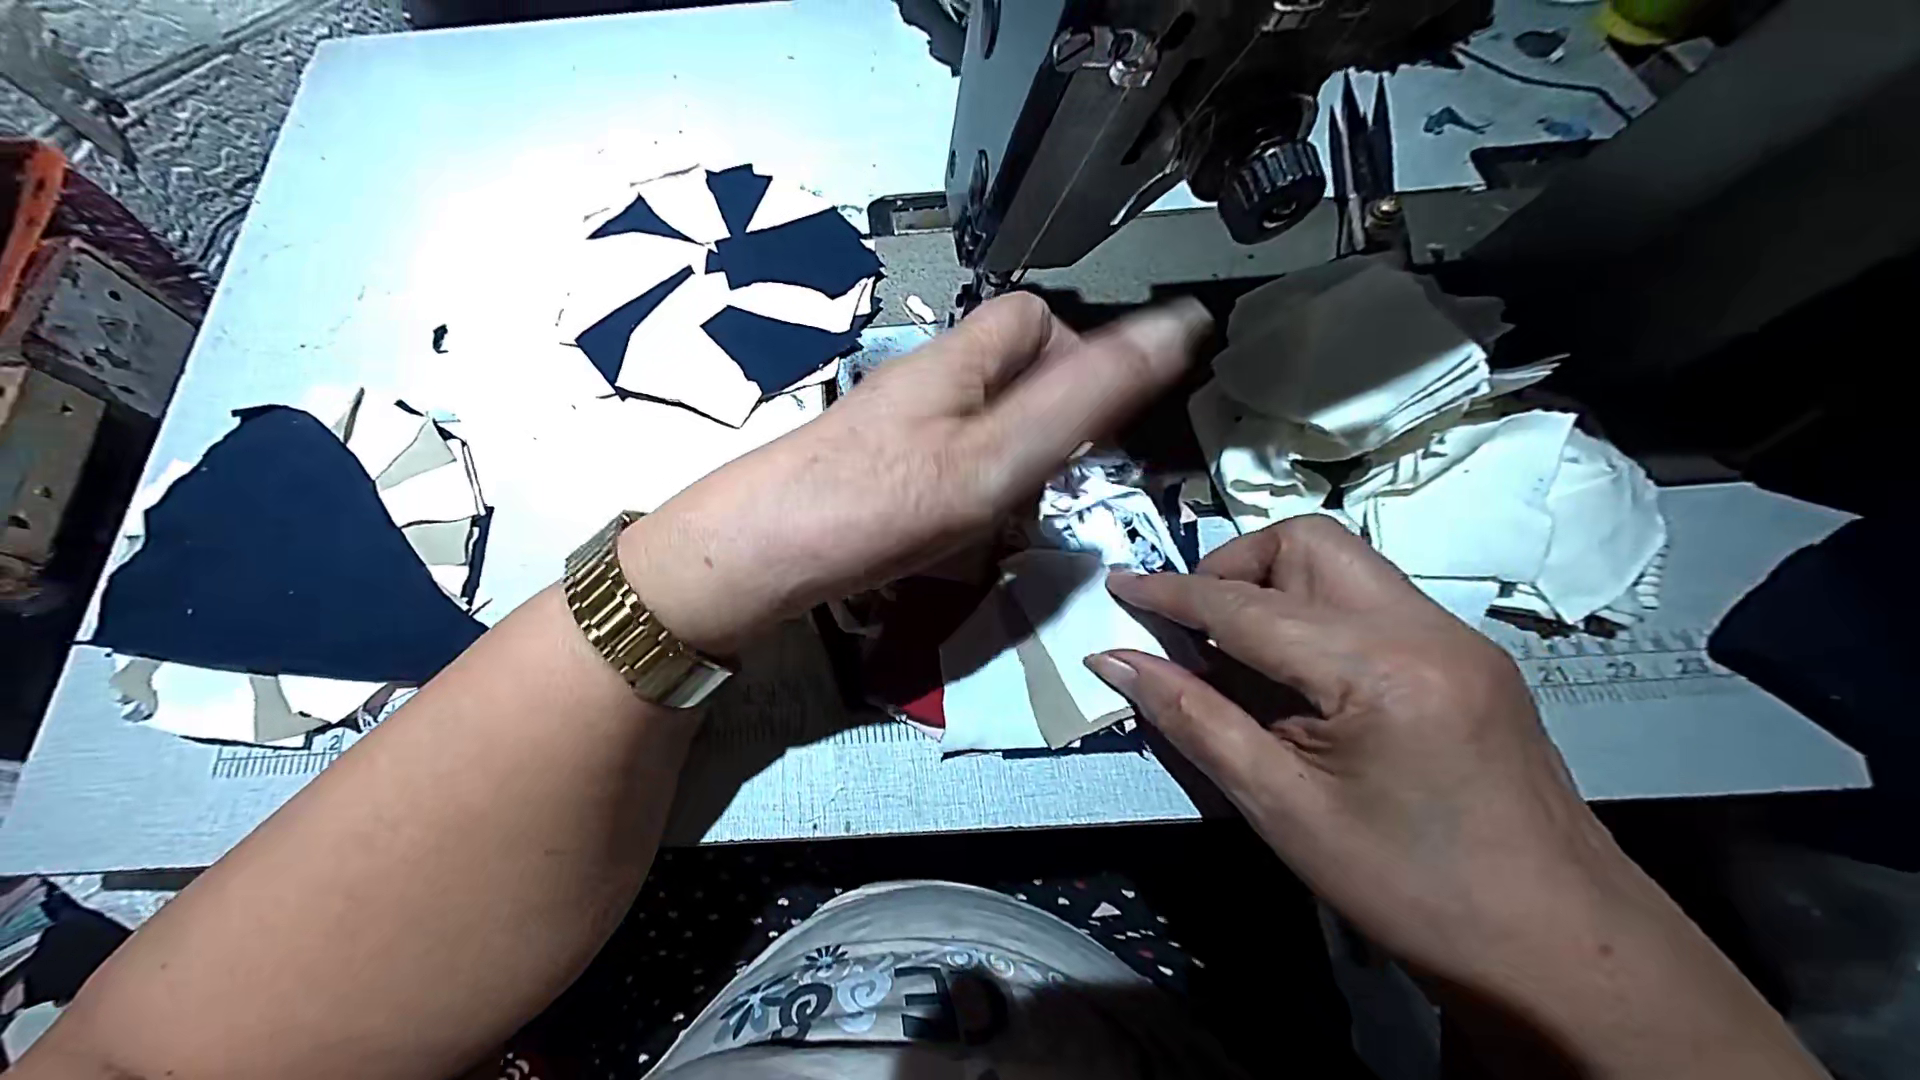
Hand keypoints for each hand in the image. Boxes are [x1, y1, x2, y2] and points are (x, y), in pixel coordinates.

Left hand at [619, 293, 1211, 655]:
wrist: (758, 556)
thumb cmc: (878, 503)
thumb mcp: (998, 455)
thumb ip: (1084, 397)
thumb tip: (1173, 333)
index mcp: (959, 359)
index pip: (1035, 316)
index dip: (1081, 348)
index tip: (1104, 413)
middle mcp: (927, 378)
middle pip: (1011, 367)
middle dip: (1051, 412)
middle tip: (1059, 473)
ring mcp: (897, 422)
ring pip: (983, 415)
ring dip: (1016, 454)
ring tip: (1015, 507)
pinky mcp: (878, 462)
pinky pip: (950, 454)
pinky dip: (976, 482)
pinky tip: (967, 524)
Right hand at [1090, 518, 1828, 1077]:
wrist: (1559, 949)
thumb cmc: (1405, 887)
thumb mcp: (1277, 804)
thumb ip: (1189, 717)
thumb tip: (1115, 660)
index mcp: (1378, 669)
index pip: (1244, 607)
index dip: (1169, 594)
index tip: (1118, 585)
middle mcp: (1424, 627)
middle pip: (1305, 542)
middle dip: (1232, 567)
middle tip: (1194, 625)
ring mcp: (1454, 635)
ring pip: (1339, 559)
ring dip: (1270, 582)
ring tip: (1236, 645)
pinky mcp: (1465, 653)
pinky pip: (1366, 595)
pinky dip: (1308, 608)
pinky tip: (1292, 670)